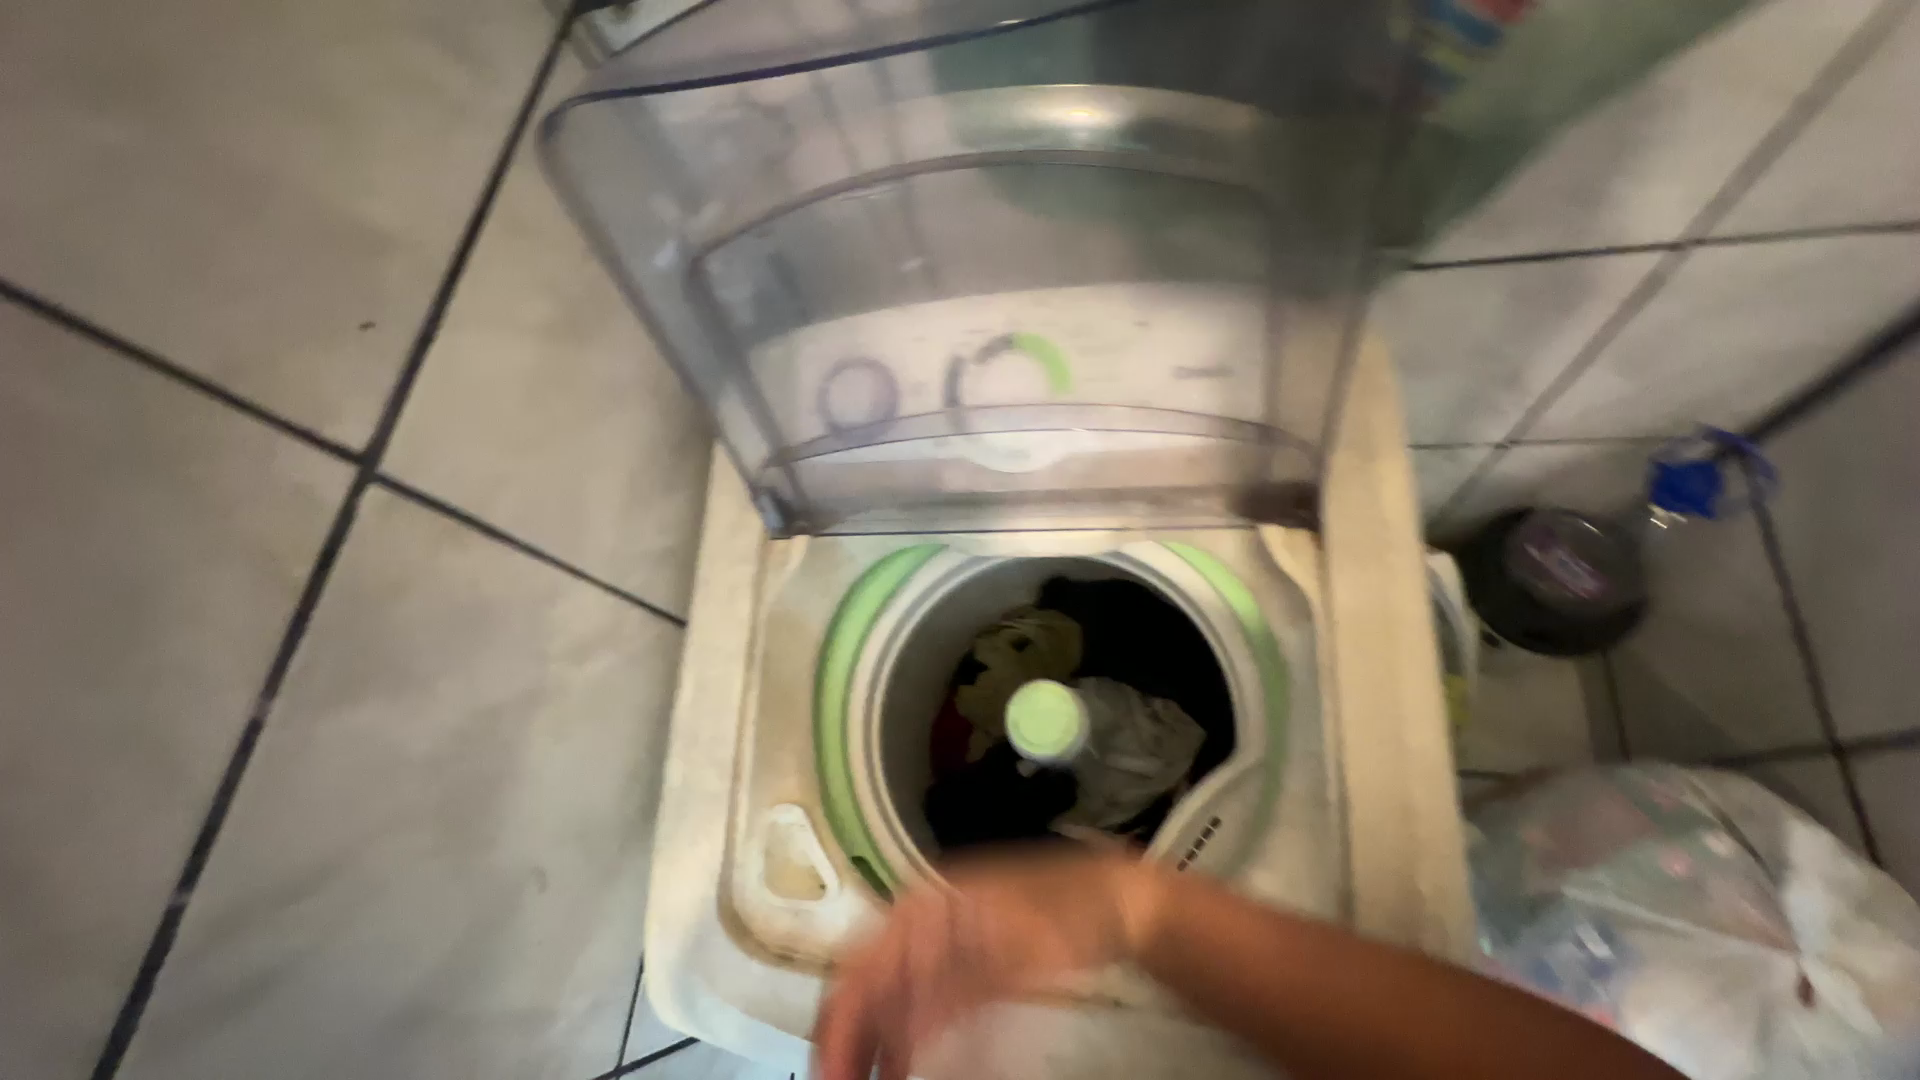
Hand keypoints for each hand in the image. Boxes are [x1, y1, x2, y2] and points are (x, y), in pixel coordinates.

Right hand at [810, 848, 1162, 1079]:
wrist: (1113, 900)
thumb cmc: (1063, 911)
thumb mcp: (1011, 951)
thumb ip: (954, 993)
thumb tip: (907, 1039)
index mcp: (924, 906)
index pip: (862, 966)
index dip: (843, 1024)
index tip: (836, 1072)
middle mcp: (923, 922)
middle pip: (869, 983)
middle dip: (852, 1039)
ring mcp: (944, 942)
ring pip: (891, 998)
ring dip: (876, 1044)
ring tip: (868, 1079)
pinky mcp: (965, 965)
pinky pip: (922, 1005)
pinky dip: (907, 1039)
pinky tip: (904, 1067)